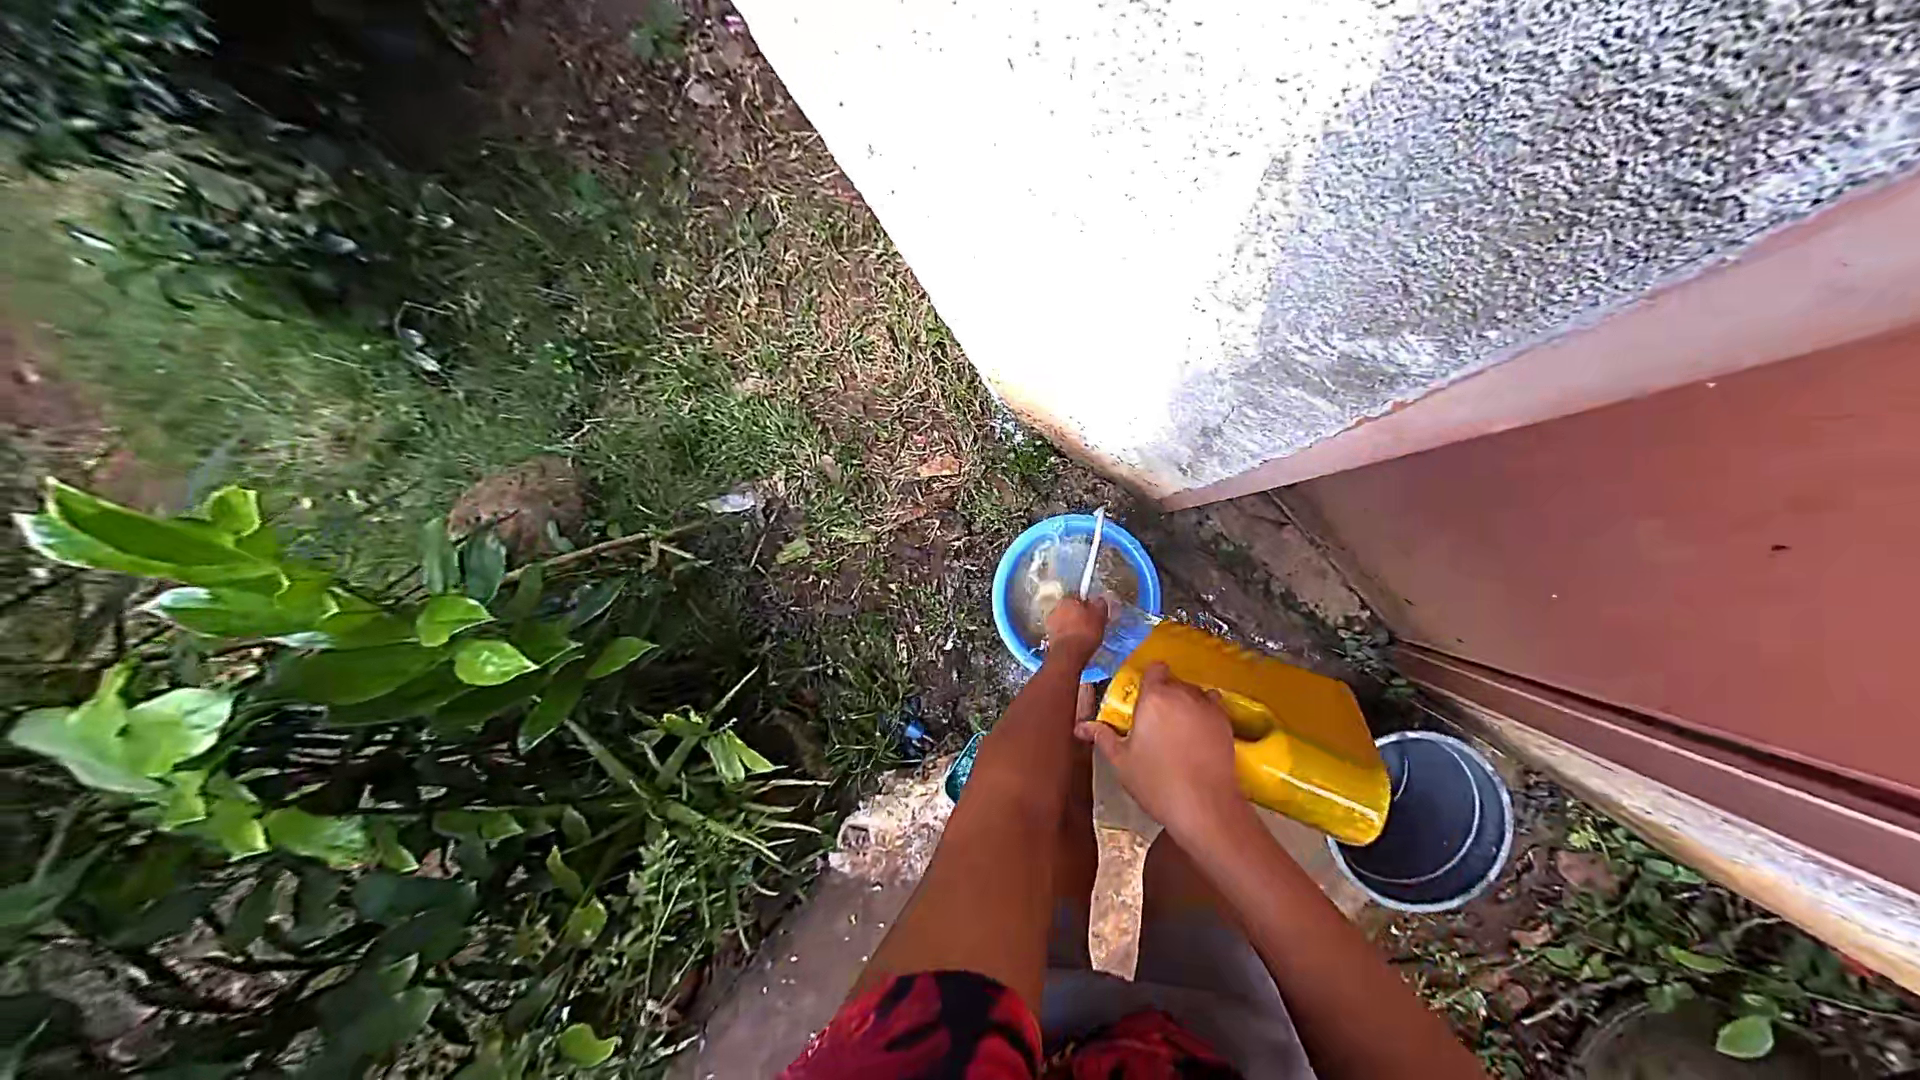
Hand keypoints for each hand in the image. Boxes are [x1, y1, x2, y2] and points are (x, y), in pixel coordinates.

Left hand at [1044, 594, 1108, 659]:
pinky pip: (1061, 632)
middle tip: (1090, 624)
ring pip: (1064, 620)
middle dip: (1078, 615)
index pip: (1079, 597)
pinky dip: (1067, 635)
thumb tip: (1099, 599)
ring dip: (1071, 625)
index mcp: (1067, 599)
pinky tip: (1075, 642)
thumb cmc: (1085, 632)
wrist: (1068, 655)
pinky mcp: (1048, 636)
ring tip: (1083, 635)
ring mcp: (1050, 622)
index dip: (1088, 604)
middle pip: (1070, 608)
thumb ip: (1100, 605)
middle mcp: (1055, 607)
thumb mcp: (1099, 616)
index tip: (1094, 613)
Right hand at [1074, 663, 1247, 838]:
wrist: (1205, 806)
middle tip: (1154, 717)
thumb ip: (1103, 737)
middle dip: (1164, 693)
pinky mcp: (1227, 723)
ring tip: (1177, 726)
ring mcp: (1208, 708)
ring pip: (1194, 692)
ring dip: (1185, 702)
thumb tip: (1082, 727)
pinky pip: (1213, 707)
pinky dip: (1204, 714)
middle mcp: (1183, 694)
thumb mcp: (1122, 761)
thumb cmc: (1157, 782)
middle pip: (1174, 681)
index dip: (1149, 678)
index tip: (1142, 694)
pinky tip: (1198, 734)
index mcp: (1154, 697)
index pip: (1155, 669)